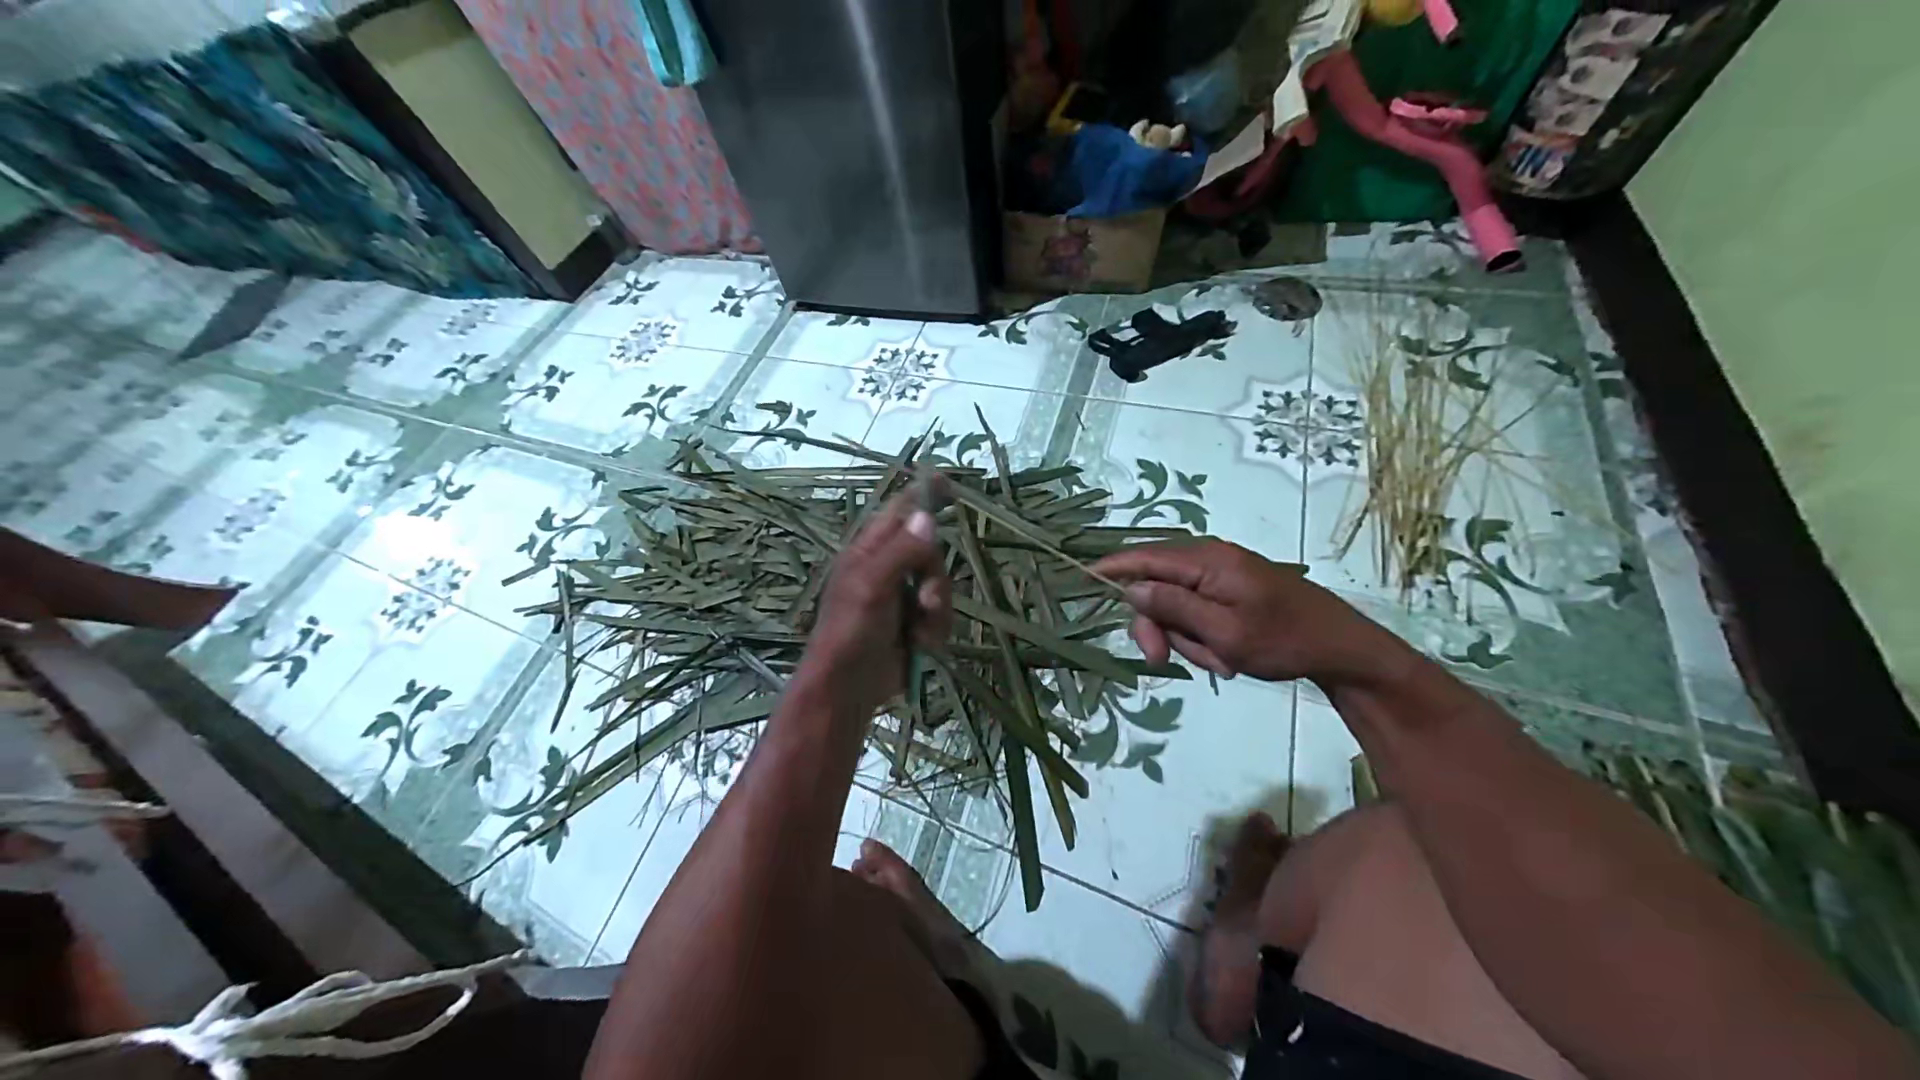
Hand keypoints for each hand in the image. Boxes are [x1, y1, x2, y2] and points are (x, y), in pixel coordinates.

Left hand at [795, 490, 950, 715]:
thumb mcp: (872, 587)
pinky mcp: (915, 624)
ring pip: (940, 585)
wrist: (848, 688)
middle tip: (925, 598)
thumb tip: (926, 517)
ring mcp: (902, 597)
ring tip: (918, 632)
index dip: (920, 496)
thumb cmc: (849, 632)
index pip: (899, 512)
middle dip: (934, 577)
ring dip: (936, 610)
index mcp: (869, 552)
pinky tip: (920, 645)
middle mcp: (888, 569)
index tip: (946, 482)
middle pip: (930, 551)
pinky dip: (935, 631)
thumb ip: (902, 552)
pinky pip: (941, 615)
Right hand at [1094, 537, 1414, 688]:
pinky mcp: (1230, 592)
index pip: (1143, 557)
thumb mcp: (1224, 630)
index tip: (1081, 580)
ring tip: (1219, 662)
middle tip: (1162, 660)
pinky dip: (1203, 638)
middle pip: (1156, 587)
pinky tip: (1227, 657)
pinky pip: (1198, 612)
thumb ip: (1173, 605)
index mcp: (1206, 560)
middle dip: (1158, 626)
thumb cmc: (1284, 639)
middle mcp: (1208, 559)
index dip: (1110, 569)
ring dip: (1186, 639)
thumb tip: (1130, 586)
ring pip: (1176, 606)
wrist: (1341, 649)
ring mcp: (1220, 575)